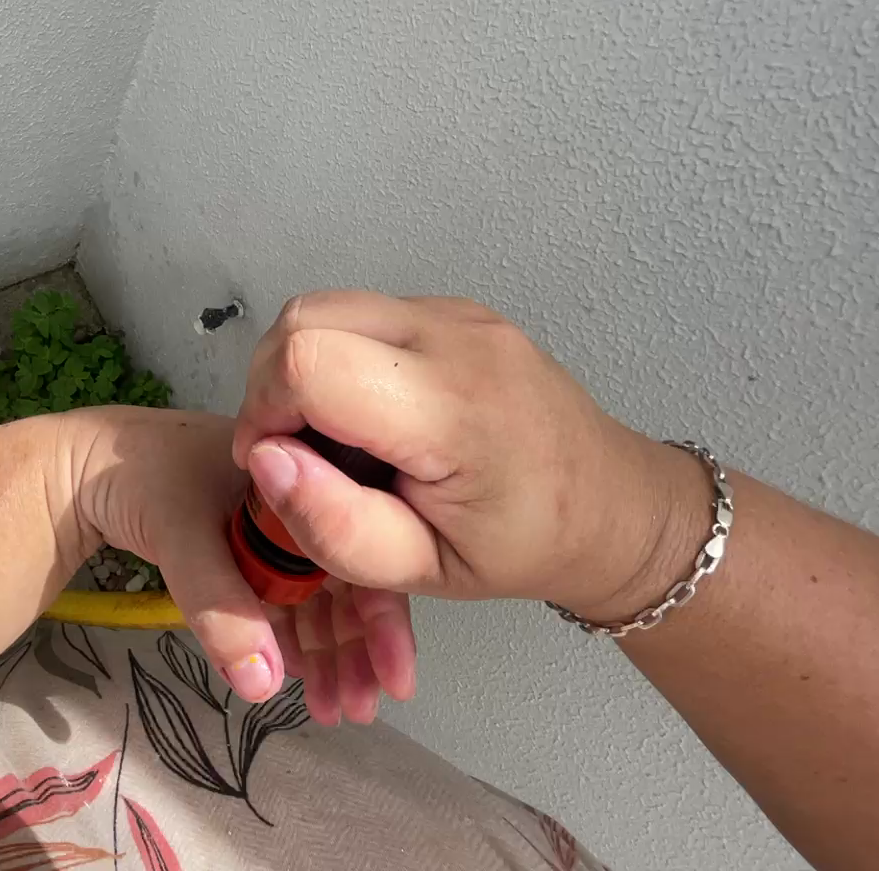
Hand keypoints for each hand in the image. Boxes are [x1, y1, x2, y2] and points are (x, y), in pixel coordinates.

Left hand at [51, 407, 417, 721]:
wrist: (76, 465)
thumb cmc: (136, 479)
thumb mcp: (182, 534)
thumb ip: (220, 606)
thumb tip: (264, 686)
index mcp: (298, 471)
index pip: (355, 548)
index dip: (380, 616)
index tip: (392, 680)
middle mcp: (294, 496)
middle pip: (339, 578)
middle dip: (354, 647)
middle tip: (356, 711)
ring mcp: (267, 523)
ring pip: (310, 592)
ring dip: (325, 649)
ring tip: (333, 709)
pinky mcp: (240, 544)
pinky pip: (277, 593)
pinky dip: (289, 633)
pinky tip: (298, 676)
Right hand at [231, 294, 705, 714]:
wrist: (614, 502)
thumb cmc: (522, 547)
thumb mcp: (421, 570)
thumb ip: (334, 525)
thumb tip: (265, 457)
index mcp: (451, 408)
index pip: (308, 361)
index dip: (264, 409)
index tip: (273, 461)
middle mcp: (453, 336)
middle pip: (302, 318)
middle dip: (270, 383)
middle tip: (293, 446)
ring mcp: (453, 311)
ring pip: (320, 308)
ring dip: (295, 366)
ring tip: (326, 430)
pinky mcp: (447, 307)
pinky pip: (353, 313)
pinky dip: (328, 355)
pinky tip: (359, 408)